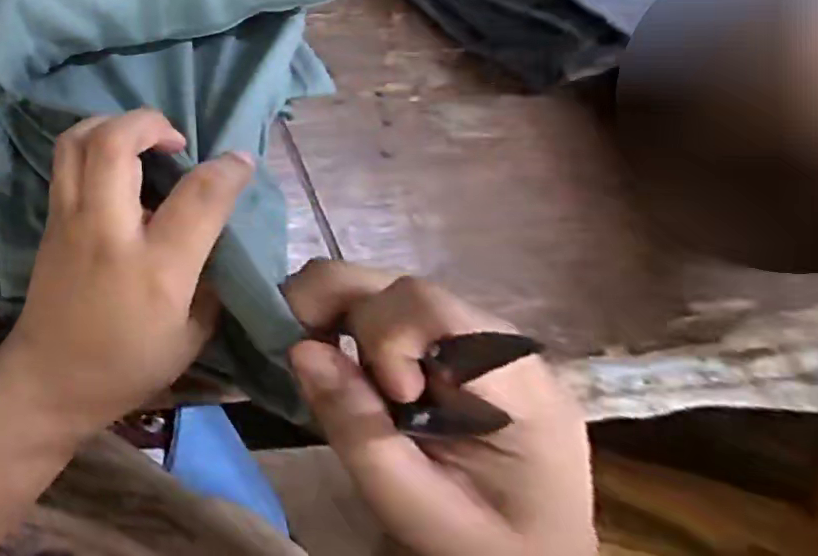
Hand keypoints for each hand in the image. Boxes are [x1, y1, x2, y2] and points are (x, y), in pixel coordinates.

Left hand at [0, 110, 254, 438]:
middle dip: (149, 122)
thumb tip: (217, 223)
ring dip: (113, 123)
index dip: (227, 170)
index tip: (240, 161)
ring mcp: (69, 218)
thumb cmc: (128, 363)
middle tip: (174, 140)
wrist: (51, 375)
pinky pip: (65, 159)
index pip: (196, 198)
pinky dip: (92, 141)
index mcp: (155, 268)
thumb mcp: (191, 333)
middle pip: (115, 143)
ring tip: (141, 139)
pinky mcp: (49, 216)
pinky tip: (114, 160)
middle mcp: (106, 230)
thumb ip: (208, 272)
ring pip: (79, 140)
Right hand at [283, 260, 595, 555]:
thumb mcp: (414, 506)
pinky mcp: (439, 342)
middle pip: (400, 287)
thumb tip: (300, 348)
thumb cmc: (474, 546)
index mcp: (518, 386)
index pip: (434, 308)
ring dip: (335, 314)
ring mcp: (466, 338)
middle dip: (337, 306)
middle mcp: (495, 344)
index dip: (385, 333)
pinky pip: (380, 306)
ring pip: (381, 288)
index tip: (388, 395)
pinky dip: (342, 321)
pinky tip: (342, 363)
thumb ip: (358, 430)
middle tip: (310, 349)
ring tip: (326, 363)